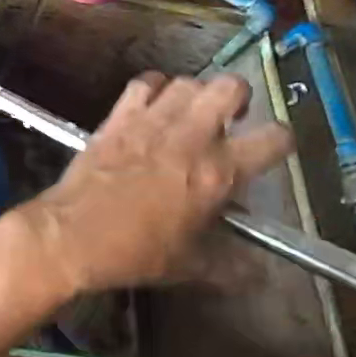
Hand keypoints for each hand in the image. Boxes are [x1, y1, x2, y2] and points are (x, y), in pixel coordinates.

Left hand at [15, 73, 292, 294]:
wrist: (73, 235)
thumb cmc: (135, 252)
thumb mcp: (189, 266)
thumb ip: (229, 266)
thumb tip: (258, 275)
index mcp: (218, 171)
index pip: (273, 139)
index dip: (282, 141)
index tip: (273, 148)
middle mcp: (191, 136)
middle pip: (231, 86)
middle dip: (238, 97)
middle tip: (230, 118)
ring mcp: (152, 121)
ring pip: (187, 81)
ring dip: (195, 93)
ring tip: (190, 112)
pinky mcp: (118, 118)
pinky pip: (142, 84)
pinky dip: (152, 87)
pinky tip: (151, 104)